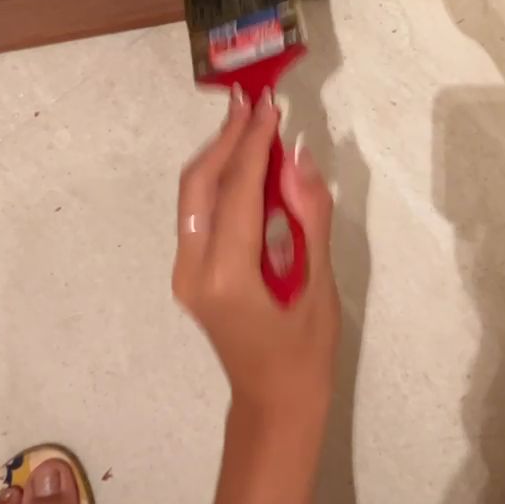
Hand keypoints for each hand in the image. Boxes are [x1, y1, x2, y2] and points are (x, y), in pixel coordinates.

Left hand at [174, 89, 338, 418]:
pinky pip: (199, 211)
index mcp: (227, 276)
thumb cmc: (306, 350)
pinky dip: (220, 179)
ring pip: (193, 195)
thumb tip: (298, 157)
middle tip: (254, 101)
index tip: (269, 103)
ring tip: (252, 120)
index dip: (252, 142)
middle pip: (199, 185)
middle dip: (225, 137)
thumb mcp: (320, 284)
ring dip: (220, 154)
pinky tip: (247, 161)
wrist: (274, 402)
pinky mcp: (189, 272)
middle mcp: (192, 270)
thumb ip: (309, 217)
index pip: (237, 190)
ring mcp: (184, 272)